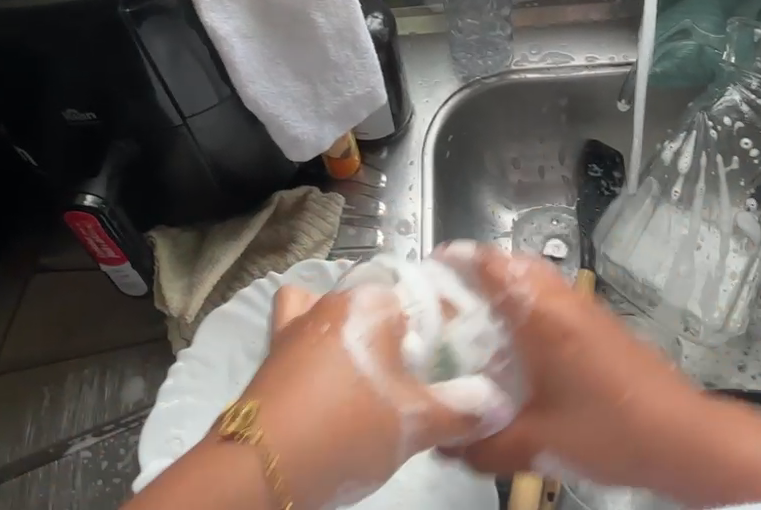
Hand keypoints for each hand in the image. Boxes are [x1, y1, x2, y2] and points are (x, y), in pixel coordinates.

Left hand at [232, 280, 515, 508]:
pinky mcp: (276, 346)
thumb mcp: (415, 425)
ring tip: (379, 378)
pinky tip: (330, 363)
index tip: (465, 364)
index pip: (428, 302)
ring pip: (346, 313)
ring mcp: (302, 320)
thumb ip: (462, 410)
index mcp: (376, 302)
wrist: (262, 464)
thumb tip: (498, 402)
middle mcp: (338, 297)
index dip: (453, 332)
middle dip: (409, 339)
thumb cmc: (346, 429)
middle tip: (425, 384)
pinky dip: (317, 333)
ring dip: (364, 336)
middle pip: (387, 308)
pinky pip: (304, 323)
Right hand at [431, 240, 706, 487]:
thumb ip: (483, 443)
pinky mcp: (599, 322)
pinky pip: (553, 296)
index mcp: (540, 314)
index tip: (429, 267)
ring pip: (535, 277)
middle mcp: (561, 298)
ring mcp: (584, 307)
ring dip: (505, 285)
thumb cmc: (608, 431)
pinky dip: (528, 303)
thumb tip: (443, 446)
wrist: (682, 438)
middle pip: (512, 263)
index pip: (491, 265)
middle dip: (477, 271)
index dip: (457, 259)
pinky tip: (519, 342)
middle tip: (447, 296)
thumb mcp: (537, 443)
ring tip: (476, 317)